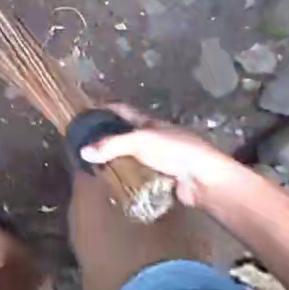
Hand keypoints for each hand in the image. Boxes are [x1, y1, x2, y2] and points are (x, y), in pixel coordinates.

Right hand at [83, 105, 254, 209]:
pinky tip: (113, 180)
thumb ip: (110, 145)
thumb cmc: (175, 151)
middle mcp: (154, 137)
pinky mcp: (164, 177)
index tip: (86, 112)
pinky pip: (139, 174)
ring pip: (132, 155)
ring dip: (117, 159)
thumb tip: (82, 151)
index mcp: (149, 122)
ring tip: (93, 163)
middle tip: (84, 141)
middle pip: (126, 133)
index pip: (122, 110)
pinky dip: (127, 176)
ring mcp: (160, 158)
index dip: (105, 108)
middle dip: (108, 136)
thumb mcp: (139, 142)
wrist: (206, 180)